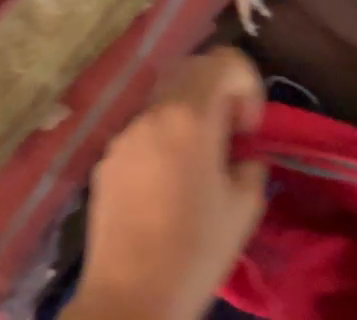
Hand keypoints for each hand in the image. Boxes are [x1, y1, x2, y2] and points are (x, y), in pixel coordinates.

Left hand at [66, 48, 268, 319]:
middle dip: (219, 90)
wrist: (128, 301)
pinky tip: (165, 190)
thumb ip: (250, 162)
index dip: (248, 85)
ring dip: (189, 116)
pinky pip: (143, 132)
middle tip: (229, 135)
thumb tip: (241, 153)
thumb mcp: (244, 206)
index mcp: (191, 116)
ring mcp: (124, 135)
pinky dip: (163, 141)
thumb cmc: (195, 251)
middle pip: (193, 67)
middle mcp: (154, 113)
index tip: (247, 129)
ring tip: (197, 167)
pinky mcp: (106, 161)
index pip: (226, 60)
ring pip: (165, 101)